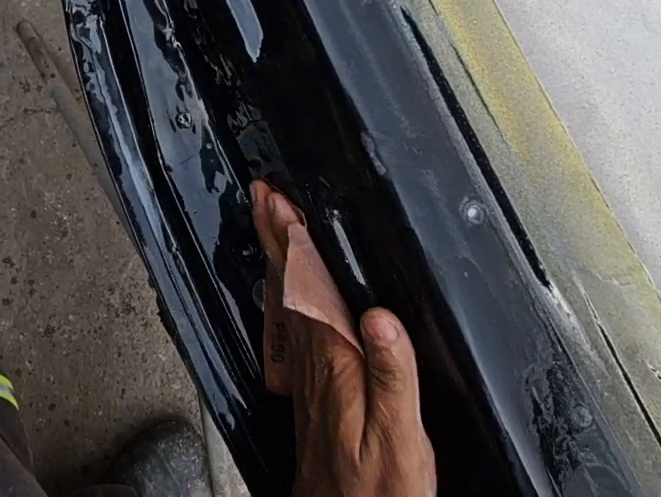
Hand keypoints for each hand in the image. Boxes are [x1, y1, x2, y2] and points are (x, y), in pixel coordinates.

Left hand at [251, 180, 436, 496]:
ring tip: (269, 220)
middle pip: (288, 280)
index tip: (278, 202)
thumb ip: (392, 376)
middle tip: (262, 193)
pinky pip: (290, 318)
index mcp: (333, 358)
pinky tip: (284, 280)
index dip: (293, 239)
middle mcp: (312, 355)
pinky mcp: (309, 381)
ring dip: (277, 253)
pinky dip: (286, 287)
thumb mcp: (399, 438)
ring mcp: (306, 367)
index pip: (308, 284)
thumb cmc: (377, 489)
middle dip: (274, 233)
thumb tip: (382, 318)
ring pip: (285, 295)